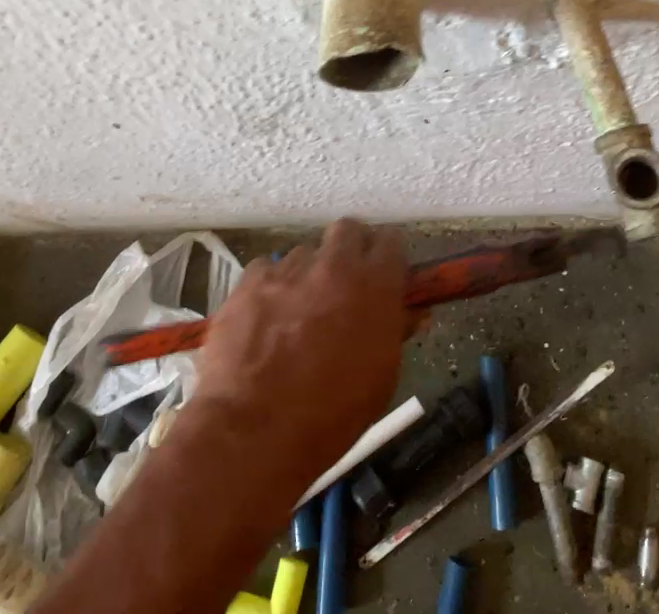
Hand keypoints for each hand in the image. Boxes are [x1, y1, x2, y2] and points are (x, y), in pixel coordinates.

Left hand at [189, 218, 408, 489]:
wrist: (255, 430)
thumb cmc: (331, 416)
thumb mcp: (380, 380)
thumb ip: (394, 334)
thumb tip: (409, 313)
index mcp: (376, 287)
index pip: (391, 241)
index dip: (386, 257)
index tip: (382, 275)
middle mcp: (334, 267)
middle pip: (347, 229)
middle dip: (349, 248)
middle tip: (343, 282)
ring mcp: (288, 271)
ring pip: (304, 253)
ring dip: (307, 275)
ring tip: (297, 312)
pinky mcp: (248, 282)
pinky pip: (266, 270)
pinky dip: (270, 288)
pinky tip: (264, 320)